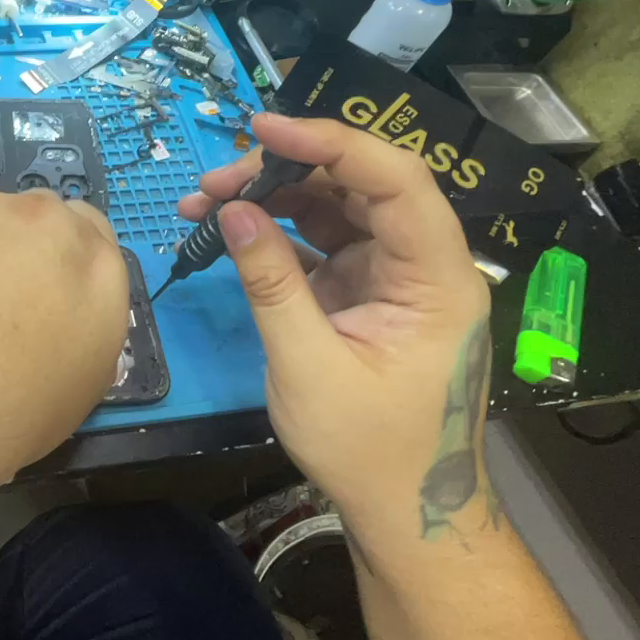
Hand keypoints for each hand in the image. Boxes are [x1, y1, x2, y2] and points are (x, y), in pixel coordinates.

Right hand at [178, 114, 494, 547]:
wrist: (403, 509)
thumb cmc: (368, 448)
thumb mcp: (308, 364)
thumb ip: (270, 282)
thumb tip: (234, 211)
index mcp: (435, 277)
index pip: (394, 181)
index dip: (330, 143)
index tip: (261, 130)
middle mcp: (419, 262)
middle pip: (357, 184)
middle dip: (281, 171)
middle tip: (211, 183)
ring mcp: (387, 275)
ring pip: (332, 207)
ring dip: (269, 197)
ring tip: (204, 202)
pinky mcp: (358, 289)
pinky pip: (315, 241)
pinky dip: (270, 232)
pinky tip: (226, 231)